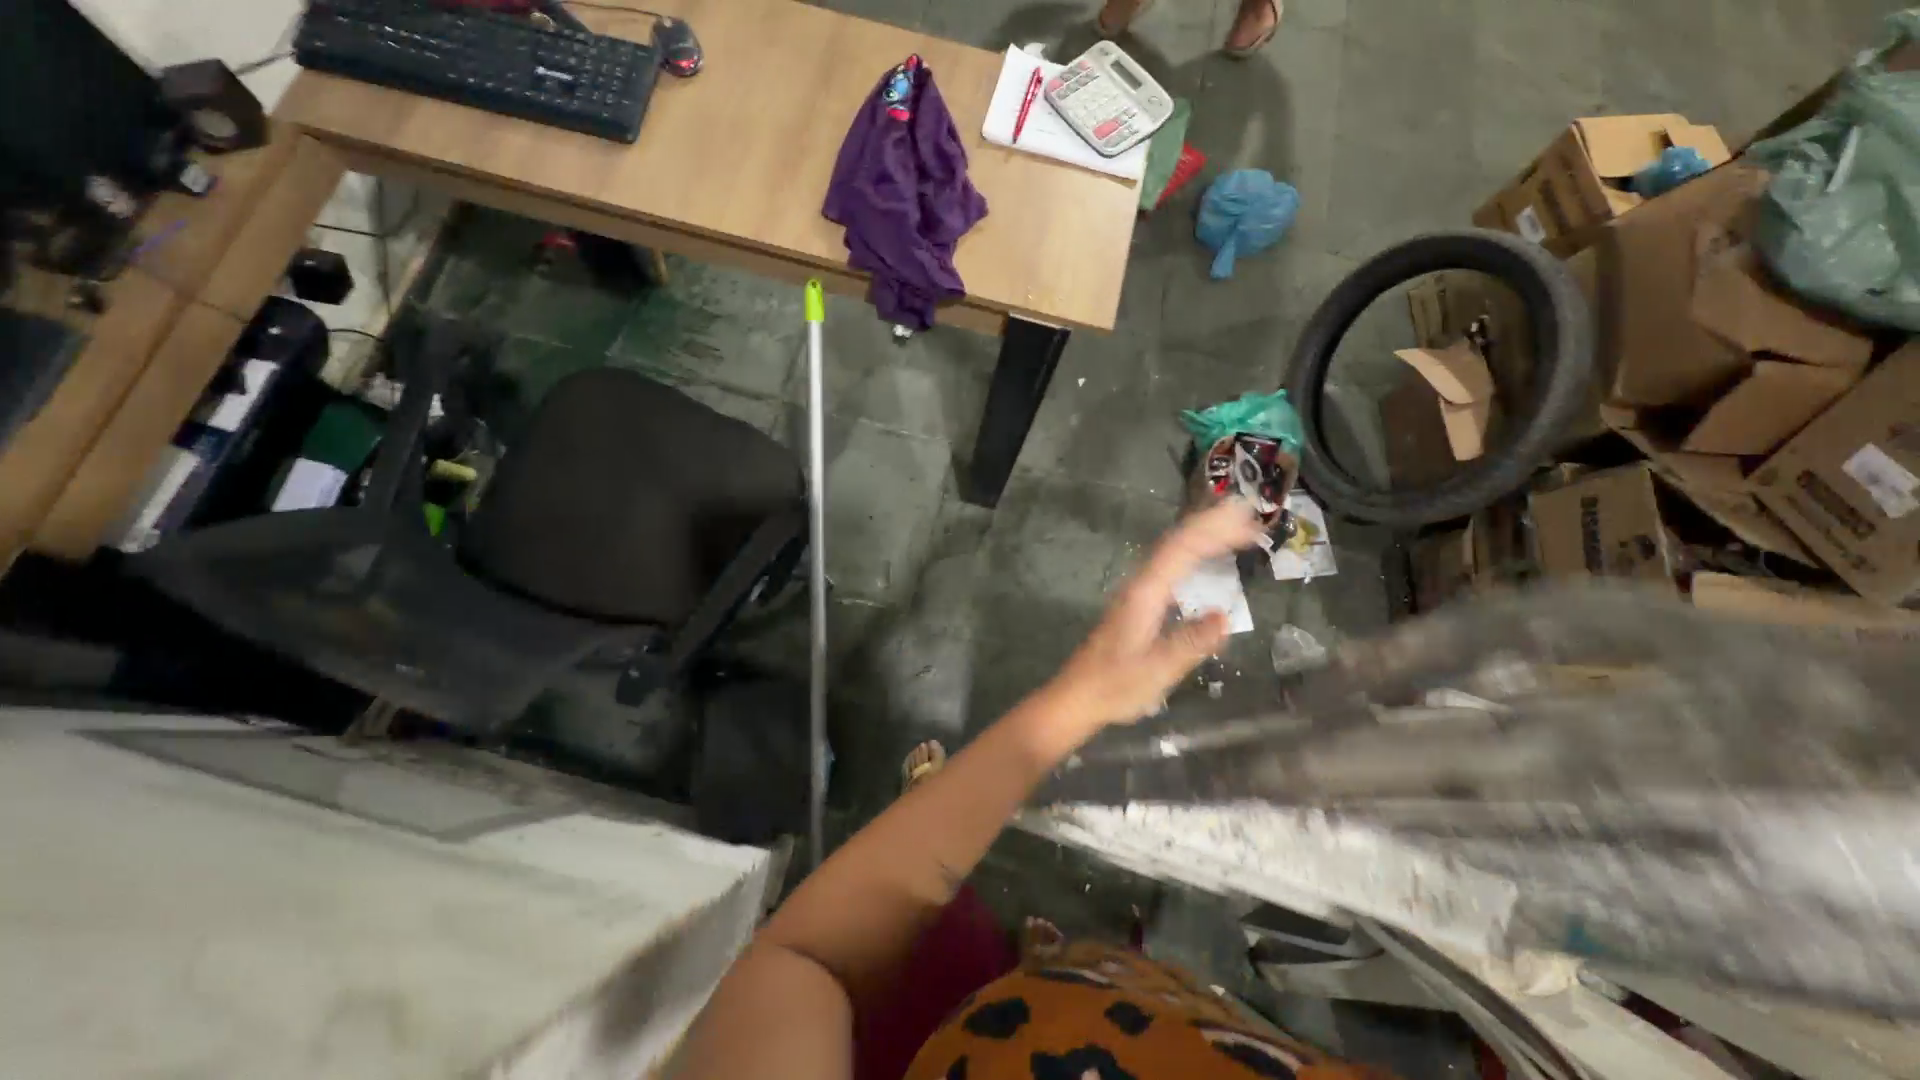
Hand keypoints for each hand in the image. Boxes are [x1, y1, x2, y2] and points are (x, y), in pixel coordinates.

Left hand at [1039, 500, 1266, 733]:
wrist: (1077, 698)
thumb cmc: (1114, 687)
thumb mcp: (1156, 670)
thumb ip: (1189, 643)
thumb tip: (1225, 616)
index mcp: (1144, 594)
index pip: (1181, 550)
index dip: (1213, 531)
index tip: (1246, 521)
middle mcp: (1139, 586)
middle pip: (1177, 544)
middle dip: (1212, 526)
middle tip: (1249, 515)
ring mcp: (1137, 594)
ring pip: (1172, 553)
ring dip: (1203, 537)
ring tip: (1236, 528)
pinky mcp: (1138, 606)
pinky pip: (1170, 569)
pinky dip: (1192, 557)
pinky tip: (1206, 562)